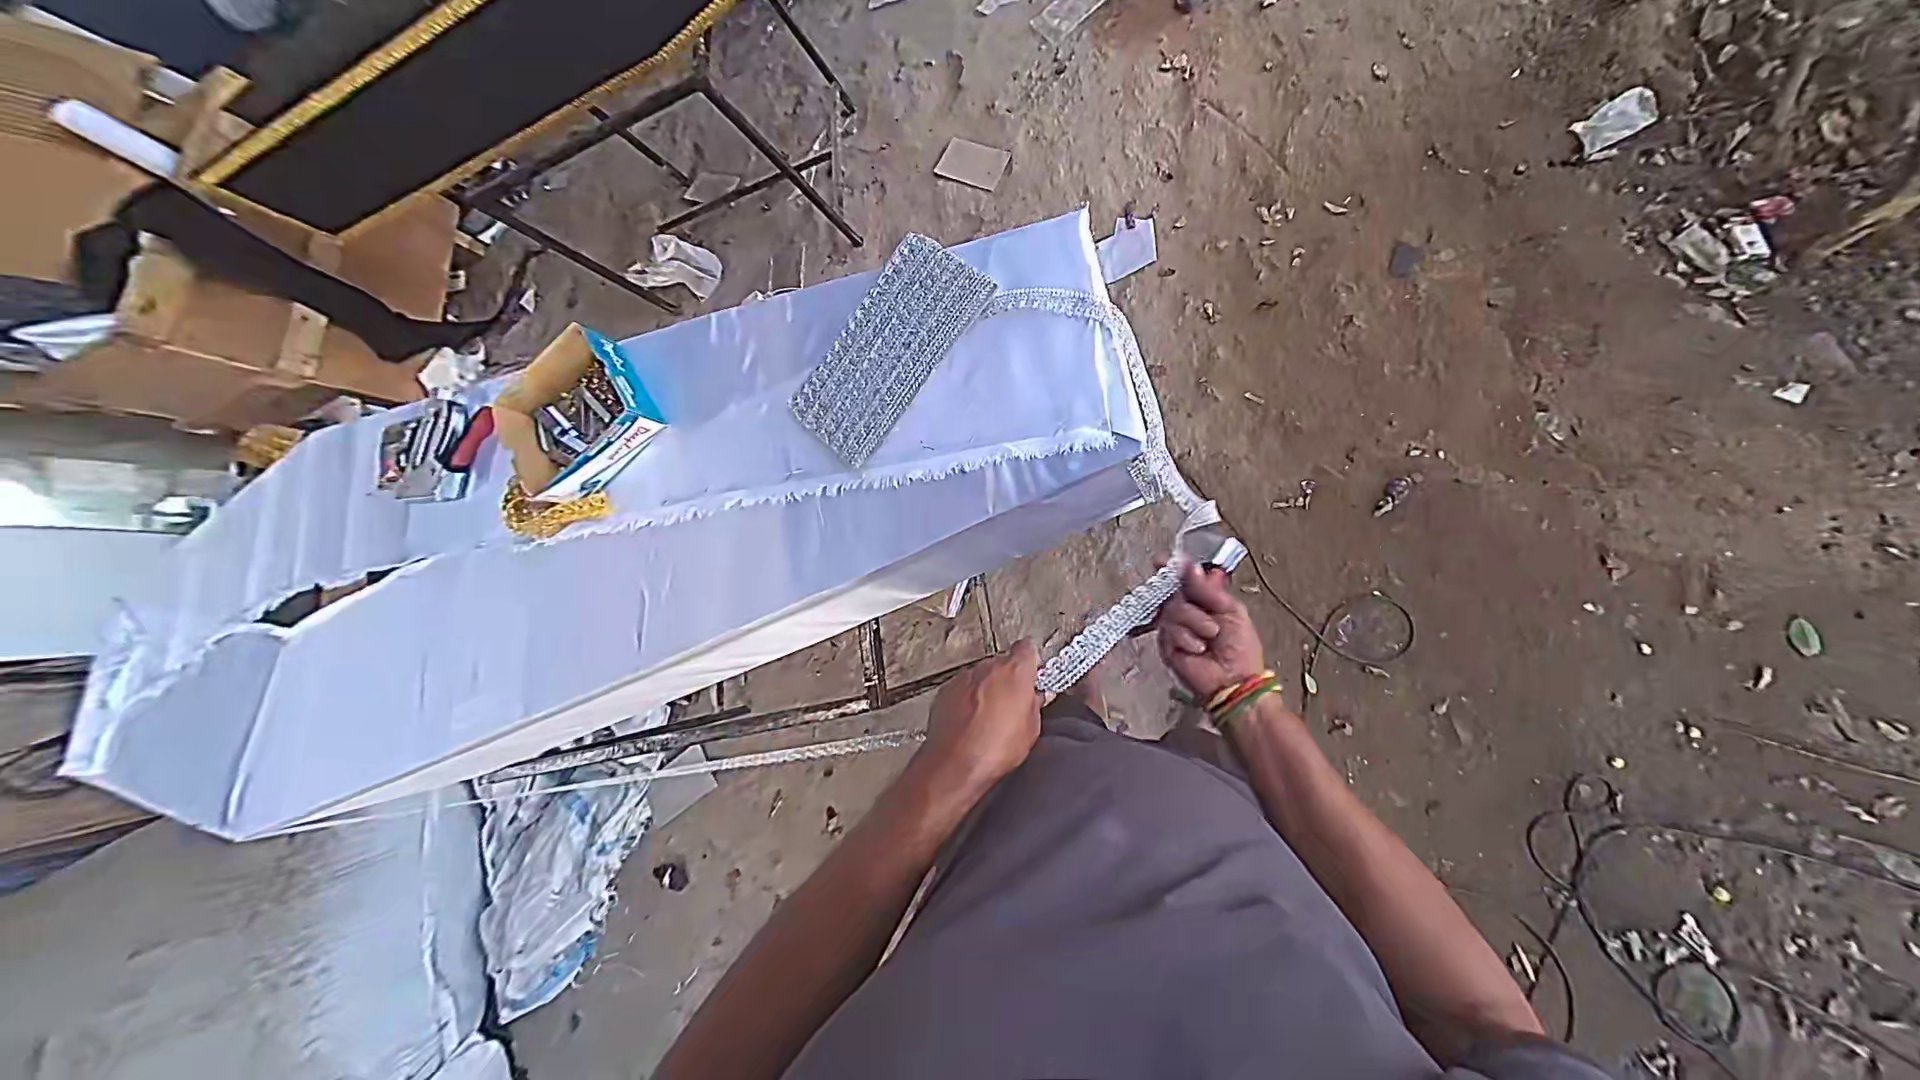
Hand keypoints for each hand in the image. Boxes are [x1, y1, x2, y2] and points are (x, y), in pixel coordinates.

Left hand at [919, 641, 1041, 790]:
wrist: (955, 764)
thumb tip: (1036, 698)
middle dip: (1009, 679)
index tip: (1033, 675)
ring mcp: (964, 678)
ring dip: (987, 689)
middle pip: (1003, 663)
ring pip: (982, 676)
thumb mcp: (1031, 729)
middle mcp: (987, 668)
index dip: (1031, 661)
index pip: (1027, 648)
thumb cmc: (993, 749)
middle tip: (1014, 702)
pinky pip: (963, 688)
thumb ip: (1035, 704)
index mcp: (1014, 672)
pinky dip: (968, 699)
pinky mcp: (946, 691)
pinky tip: (972, 721)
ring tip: (990, 717)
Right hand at [1155, 563, 1266, 701]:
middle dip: (1193, 604)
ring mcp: (1174, 628)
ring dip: (1195, 623)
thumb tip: (1189, 566)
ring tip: (1209, 637)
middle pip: (1174, 593)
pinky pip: (1168, 630)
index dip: (1172, 570)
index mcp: (1204, 601)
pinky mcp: (1166, 644)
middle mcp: (1186, 612)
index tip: (1162, 561)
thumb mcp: (1230, 610)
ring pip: (1172, 610)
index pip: (1182, 579)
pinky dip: (1186, 638)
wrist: (1235, 680)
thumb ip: (1206, 588)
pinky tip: (1197, 649)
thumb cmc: (1241, 649)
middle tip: (1209, 617)